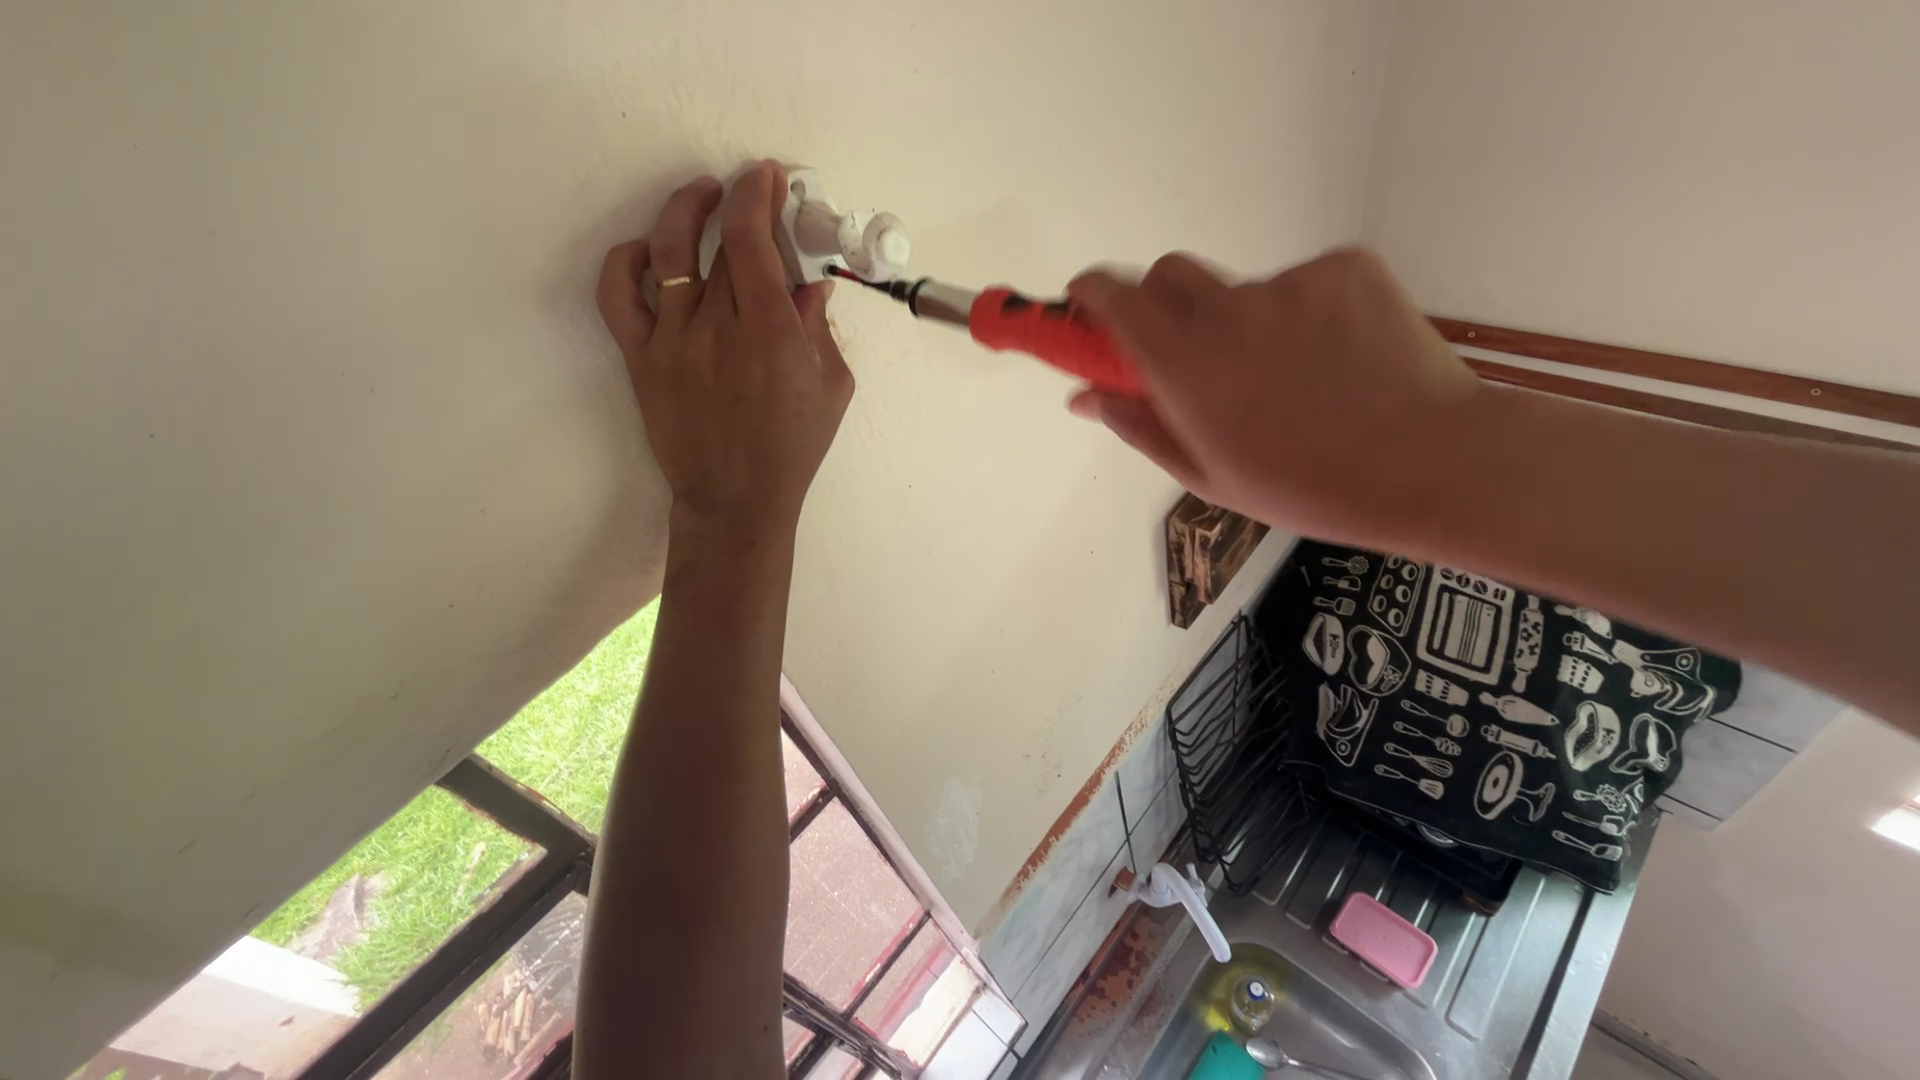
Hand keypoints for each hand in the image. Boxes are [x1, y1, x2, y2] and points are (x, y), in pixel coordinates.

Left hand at [597, 161, 852, 539]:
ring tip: (700, 196)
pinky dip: (626, 262)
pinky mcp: (642, 360)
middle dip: (736, 201)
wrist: (736, 500)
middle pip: (719, 241)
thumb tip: (810, 285)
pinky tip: (649, 249)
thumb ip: (819, 328)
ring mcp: (672, 342)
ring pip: (667, 252)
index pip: (753, 239)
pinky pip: (617, 296)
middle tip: (749, 192)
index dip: (758, 194)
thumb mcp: (832, 387)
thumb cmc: (792, 448)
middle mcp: (717, 328)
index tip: (768, 176)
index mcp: (771, 334)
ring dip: (683, 210)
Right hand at [1066, 248, 1483, 545]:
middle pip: (1170, 273)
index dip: (1092, 292)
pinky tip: (1336, 360)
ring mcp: (1290, 282)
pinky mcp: (1345, 267)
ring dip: (1245, 321)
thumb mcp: (1208, 477)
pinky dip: (1305, 314)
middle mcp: (1228, 310)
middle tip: (1190, 349)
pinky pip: (1303, 283)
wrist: (1431, 463)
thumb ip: (1138, 425)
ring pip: (1244, 289)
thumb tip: (1083, 395)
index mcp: (1185, 363)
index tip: (1086, 300)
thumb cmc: (1308, 486)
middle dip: (1163, 302)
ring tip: (1293, 377)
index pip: (1115, 297)